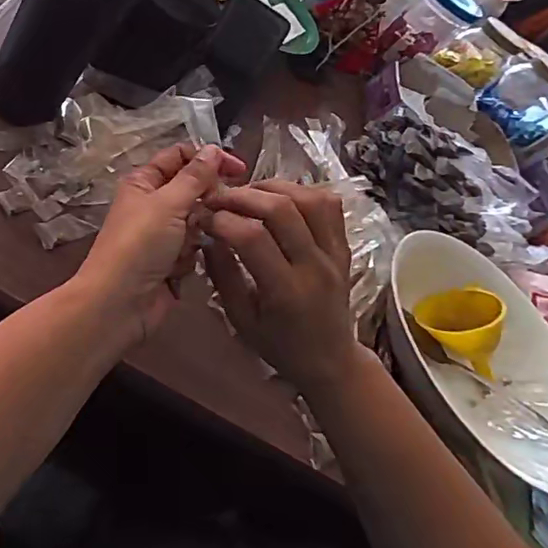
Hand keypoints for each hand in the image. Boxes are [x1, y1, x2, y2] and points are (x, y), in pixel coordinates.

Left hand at [73, 143, 245, 341]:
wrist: (119, 302)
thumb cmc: (139, 245)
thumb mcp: (168, 203)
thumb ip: (194, 176)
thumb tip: (212, 149)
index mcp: (144, 182)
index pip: (180, 157)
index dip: (208, 159)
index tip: (240, 170)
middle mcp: (152, 204)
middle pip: (193, 190)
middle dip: (206, 201)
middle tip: (216, 212)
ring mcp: (162, 234)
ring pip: (198, 221)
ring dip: (197, 233)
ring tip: (185, 247)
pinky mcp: (170, 261)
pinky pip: (194, 248)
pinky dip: (190, 257)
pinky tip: (180, 269)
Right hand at [202, 180, 358, 395]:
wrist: (330, 359)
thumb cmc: (279, 344)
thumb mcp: (240, 319)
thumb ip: (223, 275)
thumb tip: (207, 235)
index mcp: (286, 291)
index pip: (252, 237)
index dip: (222, 219)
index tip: (202, 217)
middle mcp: (315, 266)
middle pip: (281, 209)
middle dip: (242, 196)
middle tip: (218, 198)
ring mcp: (335, 253)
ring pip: (308, 199)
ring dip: (272, 188)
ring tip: (247, 194)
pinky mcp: (344, 246)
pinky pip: (329, 205)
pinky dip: (301, 191)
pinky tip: (278, 198)